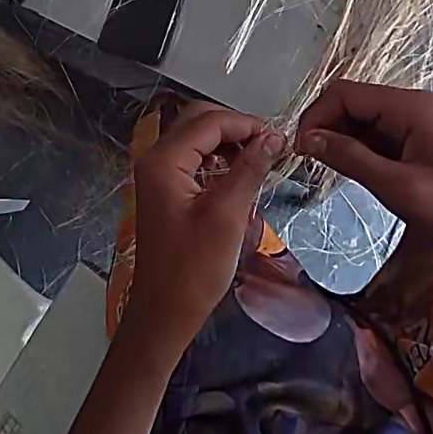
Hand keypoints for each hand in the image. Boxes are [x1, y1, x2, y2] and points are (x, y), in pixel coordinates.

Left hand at [127, 103, 283, 353]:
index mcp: (163, 161)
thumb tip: (273, 137)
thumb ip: (249, 169)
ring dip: (227, 142)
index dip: (246, 124)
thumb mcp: (227, 215)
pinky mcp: (163, 189)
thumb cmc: (193, 270)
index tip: (279, 138)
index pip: (208, 122)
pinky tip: (237, 175)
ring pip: (195, 138)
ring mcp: (156, 174)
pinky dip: (216, 159)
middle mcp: (154, 160)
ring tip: (259, 160)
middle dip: (235, 128)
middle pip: (198, 122)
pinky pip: (191, 159)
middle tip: (269, 146)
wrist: (164, 311)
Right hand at [295, 80, 432, 279]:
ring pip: (360, 120)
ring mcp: (416, 123)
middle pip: (352, 102)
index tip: (299, 150)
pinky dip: (355, 150)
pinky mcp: (416, 141)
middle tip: (308, 162)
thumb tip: (305, 139)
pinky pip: (374, 136)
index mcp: (412, 106)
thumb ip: (349, 157)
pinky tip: (349, 171)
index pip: (346, 94)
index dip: (316, 116)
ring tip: (327, 169)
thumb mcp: (397, 187)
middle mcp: (413, 105)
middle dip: (325, 127)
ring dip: (338, 139)